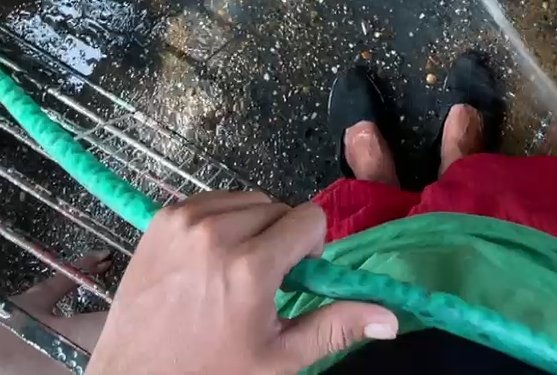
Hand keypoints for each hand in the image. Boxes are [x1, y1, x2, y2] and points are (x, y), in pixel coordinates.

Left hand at [87, 191, 396, 373]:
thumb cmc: (211, 372)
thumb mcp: (278, 360)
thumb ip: (335, 327)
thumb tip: (391, 317)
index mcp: (249, 269)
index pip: (309, 218)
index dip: (310, 245)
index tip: (293, 275)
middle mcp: (217, 233)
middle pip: (279, 207)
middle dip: (280, 238)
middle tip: (262, 280)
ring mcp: (186, 220)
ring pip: (249, 200)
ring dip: (252, 226)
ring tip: (233, 268)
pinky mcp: (165, 216)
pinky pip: (215, 199)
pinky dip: (221, 220)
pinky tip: (209, 258)